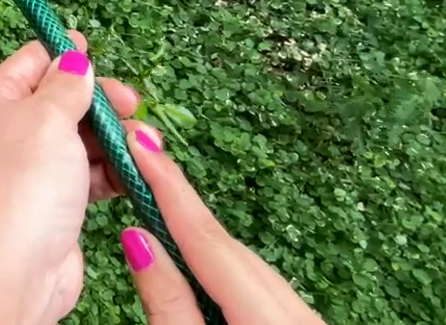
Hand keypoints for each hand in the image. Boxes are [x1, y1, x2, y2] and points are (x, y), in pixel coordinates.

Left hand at [0, 33, 139, 324]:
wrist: (15, 257)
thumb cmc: (26, 176)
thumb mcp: (48, 116)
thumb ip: (66, 84)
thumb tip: (73, 58)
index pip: (32, 60)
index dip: (65, 55)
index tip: (96, 50)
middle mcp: (10, 125)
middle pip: (61, 98)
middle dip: (99, 100)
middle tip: (135, 105)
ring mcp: (32, 163)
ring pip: (80, 138)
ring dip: (113, 138)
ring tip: (145, 143)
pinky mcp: (55, 198)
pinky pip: (88, 173)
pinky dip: (111, 171)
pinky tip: (136, 174)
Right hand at [119, 122, 325, 323]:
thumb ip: (170, 305)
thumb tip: (138, 238)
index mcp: (270, 320)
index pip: (207, 239)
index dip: (168, 187)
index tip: (137, 138)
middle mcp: (301, 315)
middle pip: (229, 249)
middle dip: (179, 203)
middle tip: (134, 155)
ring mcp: (311, 323)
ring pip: (248, 268)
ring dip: (200, 235)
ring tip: (155, 199)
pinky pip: (262, 288)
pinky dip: (225, 265)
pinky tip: (199, 260)